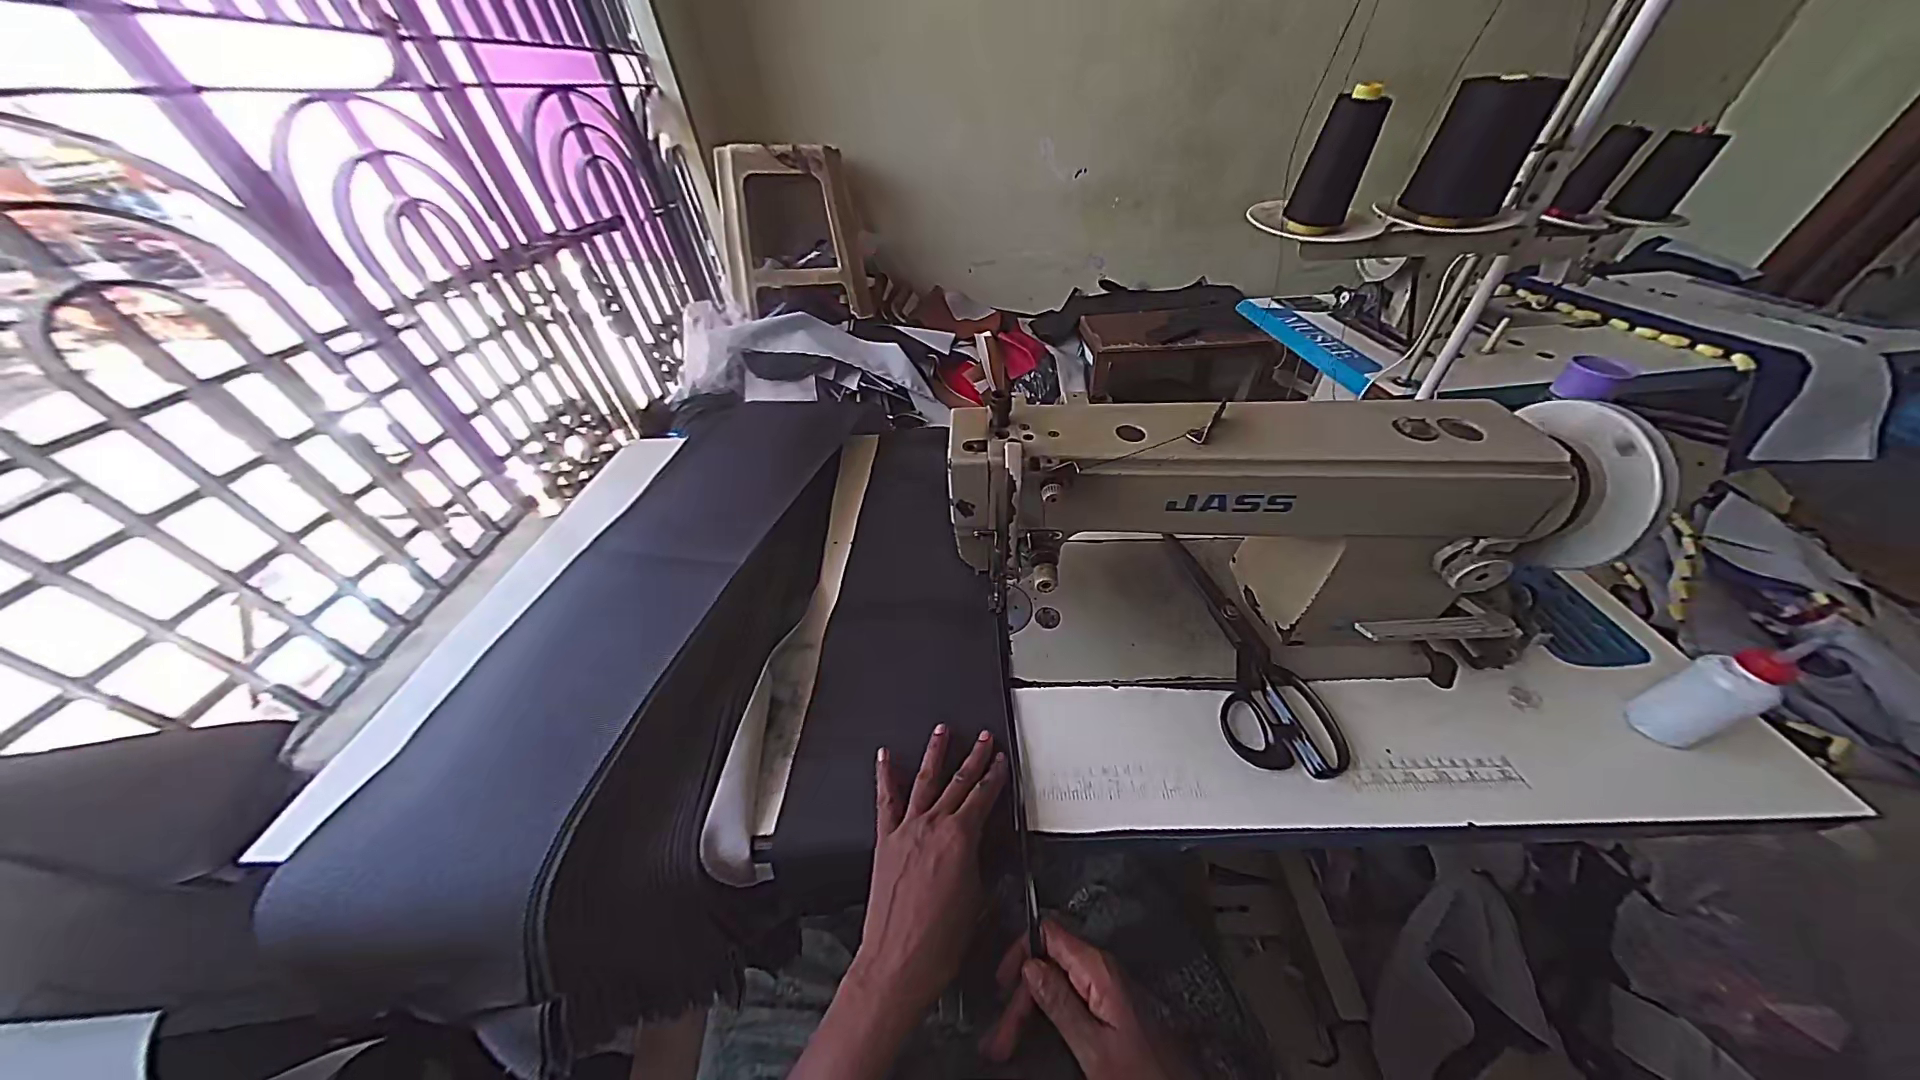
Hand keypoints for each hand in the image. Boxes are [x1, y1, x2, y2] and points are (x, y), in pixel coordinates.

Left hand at [849, 724, 1008, 1012]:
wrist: (898, 962)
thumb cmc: (938, 941)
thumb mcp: (978, 898)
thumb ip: (980, 862)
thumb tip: (982, 845)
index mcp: (960, 838)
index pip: (983, 796)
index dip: (995, 776)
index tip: (1001, 762)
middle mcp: (932, 827)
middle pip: (958, 781)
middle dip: (975, 756)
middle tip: (984, 739)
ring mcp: (906, 830)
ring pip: (924, 780)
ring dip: (936, 753)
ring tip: (942, 731)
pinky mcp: (885, 841)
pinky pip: (885, 801)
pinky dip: (885, 776)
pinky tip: (885, 758)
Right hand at [981, 920, 1196, 1079]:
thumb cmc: (1144, 1077)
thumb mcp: (1094, 1049)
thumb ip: (1060, 1003)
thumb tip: (1030, 966)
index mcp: (1098, 970)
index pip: (1049, 933)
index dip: (1021, 952)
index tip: (1002, 984)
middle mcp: (1102, 969)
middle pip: (1048, 962)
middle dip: (1020, 997)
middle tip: (1001, 1039)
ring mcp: (1105, 986)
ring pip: (1055, 982)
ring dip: (1027, 1010)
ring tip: (1006, 1044)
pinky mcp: (1108, 1005)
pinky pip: (1068, 997)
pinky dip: (1045, 1015)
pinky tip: (1030, 1033)